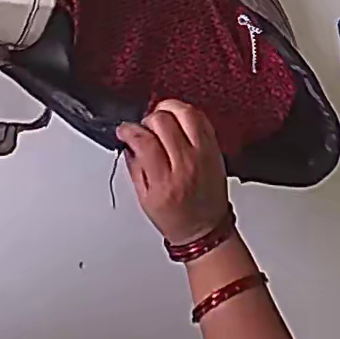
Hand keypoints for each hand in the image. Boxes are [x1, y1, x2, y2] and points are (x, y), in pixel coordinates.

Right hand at [119, 99, 230, 244]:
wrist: (206, 229)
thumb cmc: (177, 218)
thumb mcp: (145, 199)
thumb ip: (135, 167)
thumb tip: (129, 141)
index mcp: (165, 181)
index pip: (145, 141)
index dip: (129, 130)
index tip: (125, 129)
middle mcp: (186, 164)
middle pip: (163, 121)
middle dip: (147, 120)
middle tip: (144, 128)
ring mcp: (204, 153)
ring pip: (186, 113)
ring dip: (168, 109)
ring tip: (161, 118)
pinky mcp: (215, 147)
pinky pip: (202, 118)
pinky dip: (187, 113)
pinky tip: (179, 120)